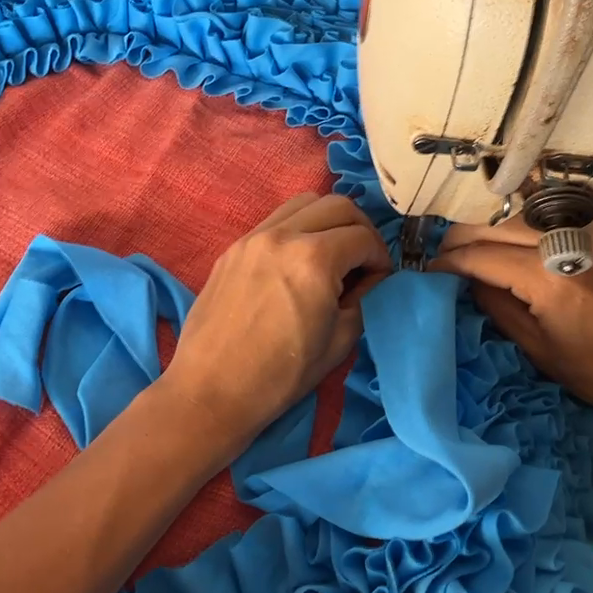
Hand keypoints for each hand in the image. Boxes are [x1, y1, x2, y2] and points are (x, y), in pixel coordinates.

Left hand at [162, 193, 390, 446]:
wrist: (211, 389)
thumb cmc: (280, 376)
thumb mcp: (340, 343)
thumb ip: (361, 301)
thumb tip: (364, 281)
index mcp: (314, 260)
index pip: (363, 237)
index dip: (380, 258)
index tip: (379, 280)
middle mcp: (284, 236)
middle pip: (337, 205)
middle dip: (360, 229)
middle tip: (362, 260)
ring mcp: (254, 237)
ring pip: (304, 202)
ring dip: (327, 220)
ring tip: (331, 253)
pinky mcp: (234, 247)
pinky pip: (276, 220)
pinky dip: (297, 228)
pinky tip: (298, 260)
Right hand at [429, 215, 592, 446]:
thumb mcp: (540, 352)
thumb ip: (498, 307)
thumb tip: (467, 280)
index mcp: (552, 282)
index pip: (484, 257)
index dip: (451, 262)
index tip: (431, 269)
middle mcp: (574, 245)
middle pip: (501, 224)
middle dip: (465, 236)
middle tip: (445, 251)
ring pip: (530, 211)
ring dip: (497, 223)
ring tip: (478, 241)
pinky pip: (565, 213)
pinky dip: (536, 220)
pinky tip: (523, 233)